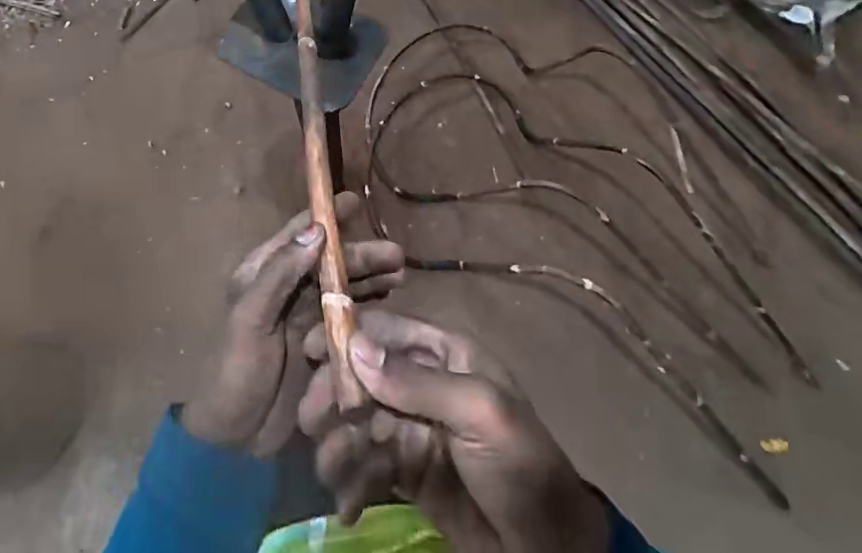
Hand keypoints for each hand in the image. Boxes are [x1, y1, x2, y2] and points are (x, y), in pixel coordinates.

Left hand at [182, 190, 405, 454]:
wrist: (235, 434)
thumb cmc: (236, 367)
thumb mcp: (251, 316)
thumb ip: (280, 272)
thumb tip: (316, 228)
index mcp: (262, 273)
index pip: (298, 235)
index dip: (325, 217)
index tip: (353, 201)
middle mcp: (284, 288)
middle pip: (328, 262)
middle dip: (360, 255)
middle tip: (397, 254)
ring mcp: (303, 317)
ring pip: (341, 287)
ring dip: (369, 279)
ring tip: (402, 276)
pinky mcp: (319, 346)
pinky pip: (347, 318)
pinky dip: (369, 308)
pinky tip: (391, 306)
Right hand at [299, 310, 607, 552]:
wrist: (550, 552)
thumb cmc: (522, 467)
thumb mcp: (480, 413)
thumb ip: (416, 381)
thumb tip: (354, 346)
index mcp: (444, 355)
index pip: (385, 330)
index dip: (345, 335)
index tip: (310, 352)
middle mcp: (421, 382)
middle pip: (361, 375)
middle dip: (334, 397)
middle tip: (311, 422)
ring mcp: (410, 426)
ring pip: (356, 420)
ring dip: (337, 444)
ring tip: (331, 470)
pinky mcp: (404, 468)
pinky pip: (363, 462)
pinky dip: (349, 479)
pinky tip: (347, 503)